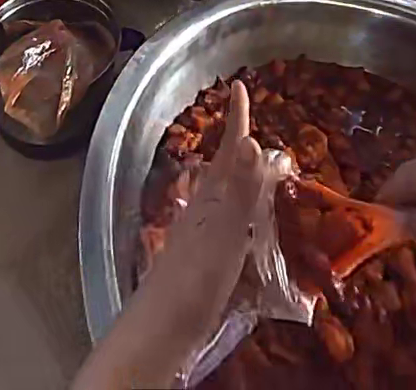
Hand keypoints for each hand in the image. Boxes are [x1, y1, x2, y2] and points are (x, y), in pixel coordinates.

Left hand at [74, 81, 273, 389]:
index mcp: (211, 196)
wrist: (160, 330)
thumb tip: (251, 140)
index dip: (236, 118)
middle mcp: (204, 206)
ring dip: (240, 173)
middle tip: (256, 123)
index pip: (228, 148)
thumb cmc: (194, 280)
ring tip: (255, 165)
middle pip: (225, 165)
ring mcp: (201, 231)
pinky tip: (245, 222)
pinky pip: (226, 218)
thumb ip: (239, 190)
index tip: (240, 85)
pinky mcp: (202, 256)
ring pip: (224, 190)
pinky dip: (239, 208)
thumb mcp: (224, 233)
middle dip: (239, 143)